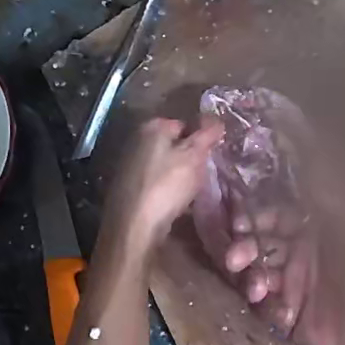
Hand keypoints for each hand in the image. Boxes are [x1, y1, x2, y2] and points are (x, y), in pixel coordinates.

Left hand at [101, 117, 225, 258]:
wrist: (134, 226)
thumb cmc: (166, 186)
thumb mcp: (193, 156)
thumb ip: (206, 134)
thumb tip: (216, 118)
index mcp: (152, 127)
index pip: (184, 124)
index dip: (201, 139)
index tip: (213, 156)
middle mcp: (136, 141)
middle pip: (174, 145)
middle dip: (190, 158)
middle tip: (206, 175)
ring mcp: (130, 165)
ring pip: (165, 166)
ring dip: (180, 176)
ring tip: (194, 192)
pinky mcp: (129, 188)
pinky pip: (156, 183)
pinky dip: (167, 190)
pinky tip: (177, 204)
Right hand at [213, 120, 344, 344]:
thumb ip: (323, 184)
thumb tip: (306, 133)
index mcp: (318, 227)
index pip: (276, 212)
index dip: (254, 215)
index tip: (236, 220)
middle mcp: (304, 250)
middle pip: (261, 241)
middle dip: (244, 246)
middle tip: (235, 258)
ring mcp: (296, 282)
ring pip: (258, 270)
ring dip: (251, 275)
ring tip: (256, 288)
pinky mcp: (290, 312)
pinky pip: (264, 301)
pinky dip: (263, 303)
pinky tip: (272, 308)